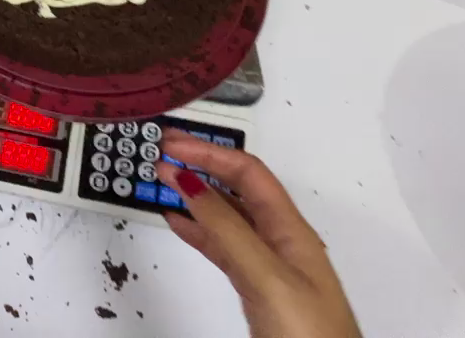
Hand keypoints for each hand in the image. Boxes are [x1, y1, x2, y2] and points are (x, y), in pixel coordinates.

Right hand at [160, 130, 361, 337]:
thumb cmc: (304, 332)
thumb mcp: (265, 276)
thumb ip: (225, 226)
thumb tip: (183, 175)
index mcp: (291, 231)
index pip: (248, 172)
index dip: (209, 152)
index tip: (169, 144)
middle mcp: (281, 240)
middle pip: (238, 187)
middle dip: (201, 165)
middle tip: (159, 154)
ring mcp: (269, 265)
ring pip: (226, 214)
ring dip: (193, 193)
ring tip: (160, 182)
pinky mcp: (256, 288)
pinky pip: (221, 244)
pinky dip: (196, 227)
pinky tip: (174, 221)